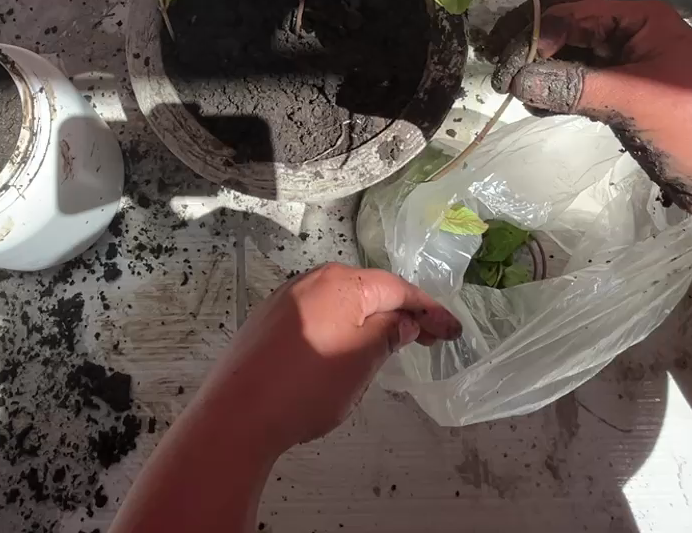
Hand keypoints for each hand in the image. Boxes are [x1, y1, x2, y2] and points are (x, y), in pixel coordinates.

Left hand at [190, 263, 460, 454]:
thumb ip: (388, 334)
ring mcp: (290, 296)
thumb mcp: (361, 361)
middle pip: (371, 289)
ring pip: (345, 300)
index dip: (429, 310)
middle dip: (403, 311)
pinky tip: (351, 344)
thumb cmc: (306, 386)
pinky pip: (322, 311)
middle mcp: (315, 279)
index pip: (397, 289)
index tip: (453, 330)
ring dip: (373, 317)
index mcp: (342, 283)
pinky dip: (345, 323)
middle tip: (432, 337)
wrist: (238, 411)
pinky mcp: (273, 317)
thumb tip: (404, 321)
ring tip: (397, 341)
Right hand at [488, 0, 691, 219]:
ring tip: (508, 90)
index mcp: (640, 20)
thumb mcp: (641, 103)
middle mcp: (630, 37)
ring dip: (537, 68)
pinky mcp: (623, 100)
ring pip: (568, 57)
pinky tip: (534, 105)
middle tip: (494, 68)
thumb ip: (576, 87)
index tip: (506, 69)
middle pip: (564, 27)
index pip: (571, 12)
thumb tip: (515, 79)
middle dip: (527, 43)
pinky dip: (553, 91)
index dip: (533, 34)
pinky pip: (578, 85)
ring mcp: (626, 69)